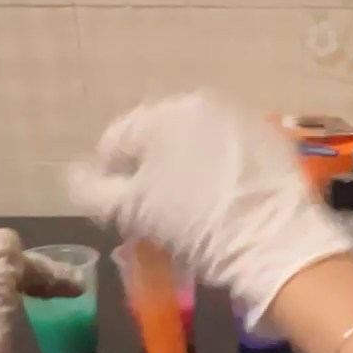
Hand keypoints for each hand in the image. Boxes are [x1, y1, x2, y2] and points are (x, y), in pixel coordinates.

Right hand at [67, 90, 352, 322]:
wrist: (277, 247)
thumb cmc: (199, 230)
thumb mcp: (136, 213)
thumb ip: (95, 191)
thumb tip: (75, 176)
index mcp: (164, 114)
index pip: (116, 141)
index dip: (111, 180)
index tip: (122, 213)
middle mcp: (204, 105)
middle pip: (159, 141)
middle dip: (151, 175)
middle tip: (157, 216)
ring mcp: (243, 121)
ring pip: (197, 147)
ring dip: (185, 174)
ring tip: (192, 214)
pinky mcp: (274, 145)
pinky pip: (232, 158)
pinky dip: (222, 176)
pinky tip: (226, 208)